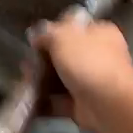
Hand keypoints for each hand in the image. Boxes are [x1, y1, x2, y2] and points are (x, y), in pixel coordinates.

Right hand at [30, 13, 132, 132]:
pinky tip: (28, 100)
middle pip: (65, 55)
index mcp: (100, 33)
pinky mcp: (83, 105)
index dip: (54, 32)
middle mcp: (98, 56)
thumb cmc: (87, 61)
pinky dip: (44, 102)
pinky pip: (59, 101)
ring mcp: (91, 82)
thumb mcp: (62, 36)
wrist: (107, 104)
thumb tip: (36, 34)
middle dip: (44, 60)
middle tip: (26, 64)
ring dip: (42, 81)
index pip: (74, 28)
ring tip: (24, 81)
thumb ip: (47, 32)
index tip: (35, 39)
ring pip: (61, 79)